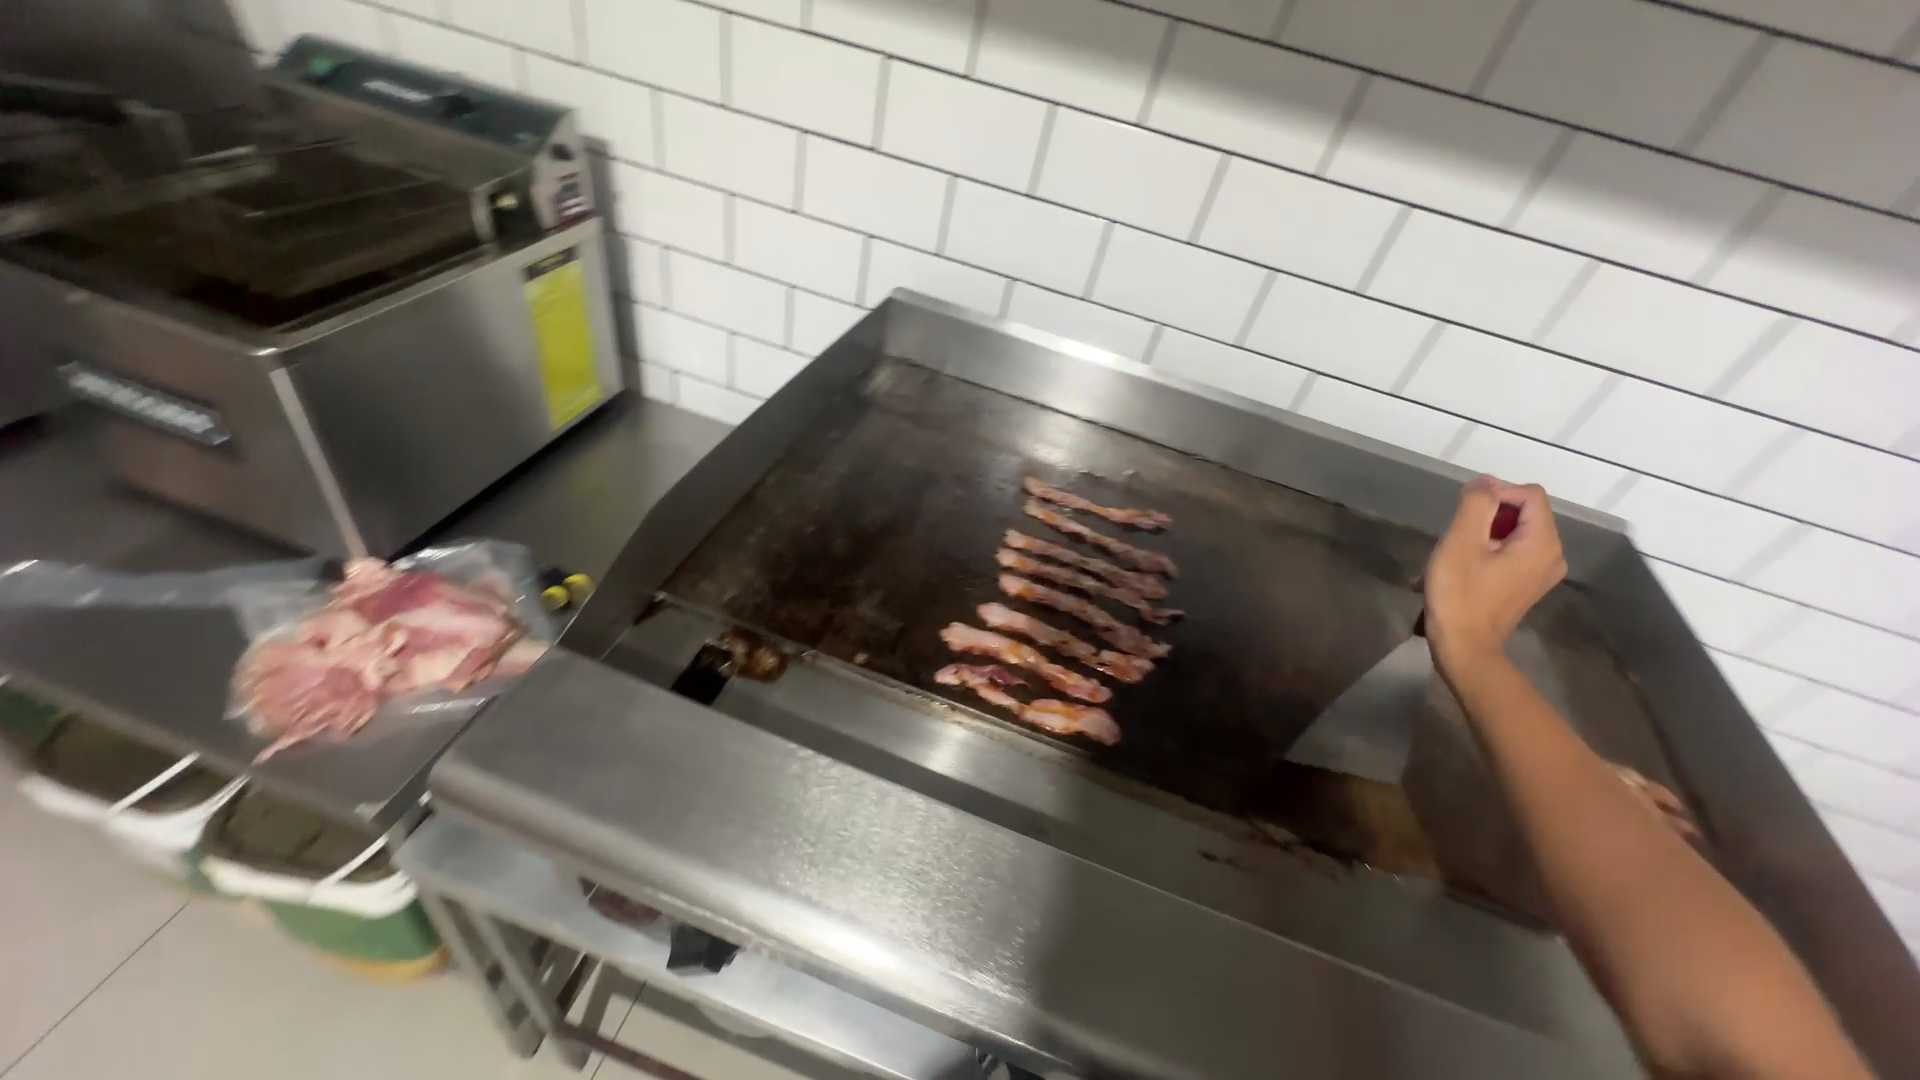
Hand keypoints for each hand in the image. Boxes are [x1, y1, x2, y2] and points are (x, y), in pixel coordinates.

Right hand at [1423, 476, 1565, 675]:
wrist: (1463, 648)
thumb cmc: (1460, 594)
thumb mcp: (1461, 541)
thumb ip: (1476, 503)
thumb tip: (1485, 483)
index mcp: (1542, 542)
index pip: (1528, 494)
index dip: (1494, 494)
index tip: (1462, 516)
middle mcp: (1551, 555)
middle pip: (1519, 514)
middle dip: (1481, 520)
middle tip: (1452, 540)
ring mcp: (1539, 574)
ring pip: (1508, 535)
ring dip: (1474, 539)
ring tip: (1444, 559)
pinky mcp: (1524, 587)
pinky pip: (1505, 556)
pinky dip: (1479, 556)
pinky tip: (1451, 572)